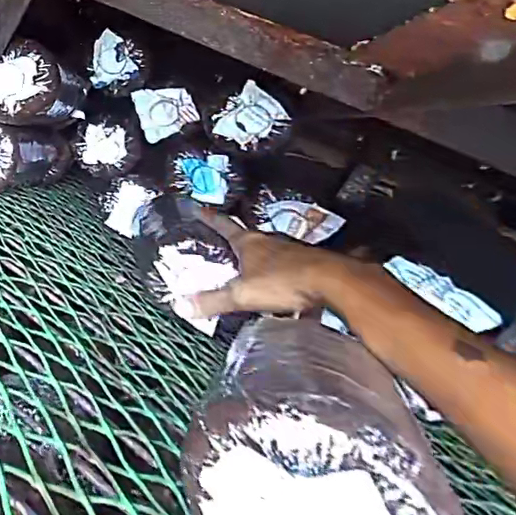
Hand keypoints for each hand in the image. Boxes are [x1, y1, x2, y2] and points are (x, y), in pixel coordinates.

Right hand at [183, 208, 346, 318]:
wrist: (334, 282)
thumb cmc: (283, 282)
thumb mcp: (243, 294)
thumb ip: (214, 300)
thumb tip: (181, 305)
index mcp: (249, 243)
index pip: (224, 226)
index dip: (210, 218)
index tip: (200, 208)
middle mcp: (269, 241)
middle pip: (247, 238)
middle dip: (236, 241)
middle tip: (224, 245)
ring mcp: (291, 251)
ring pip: (269, 251)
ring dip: (259, 258)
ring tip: (250, 269)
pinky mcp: (309, 265)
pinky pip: (287, 266)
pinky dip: (280, 274)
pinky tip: (280, 287)